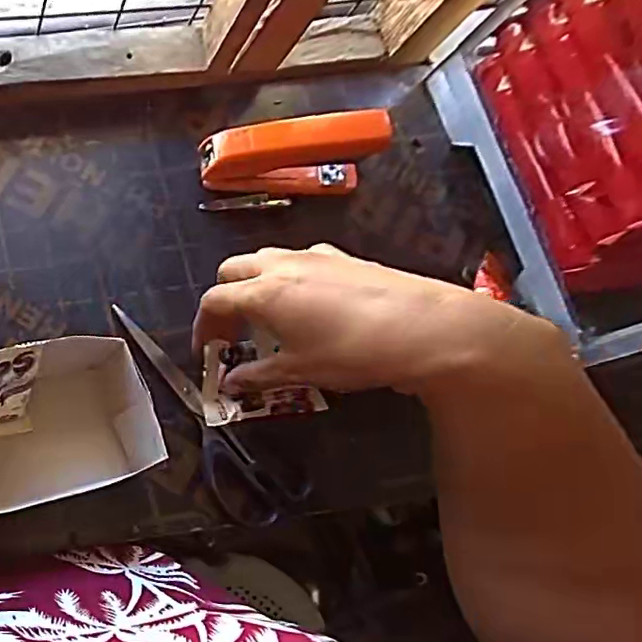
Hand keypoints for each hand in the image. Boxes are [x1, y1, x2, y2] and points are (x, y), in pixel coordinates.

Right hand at [192, 244, 568, 398]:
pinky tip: (306, 304)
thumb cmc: (357, 351)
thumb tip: (233, 382)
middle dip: (224, 298)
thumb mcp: (298, 371)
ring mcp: (320, 258)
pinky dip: (290, 279)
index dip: (204, 328)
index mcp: (263, 292)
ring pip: (267, 260)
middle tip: (231, 330)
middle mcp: (285, 267)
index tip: (209, 351)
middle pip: (233, 271)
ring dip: (254, 284)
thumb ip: (257, 375)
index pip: (213, 302)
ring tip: (264, 315)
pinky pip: (303, 261)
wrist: (438, 332)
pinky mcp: (350, 260)